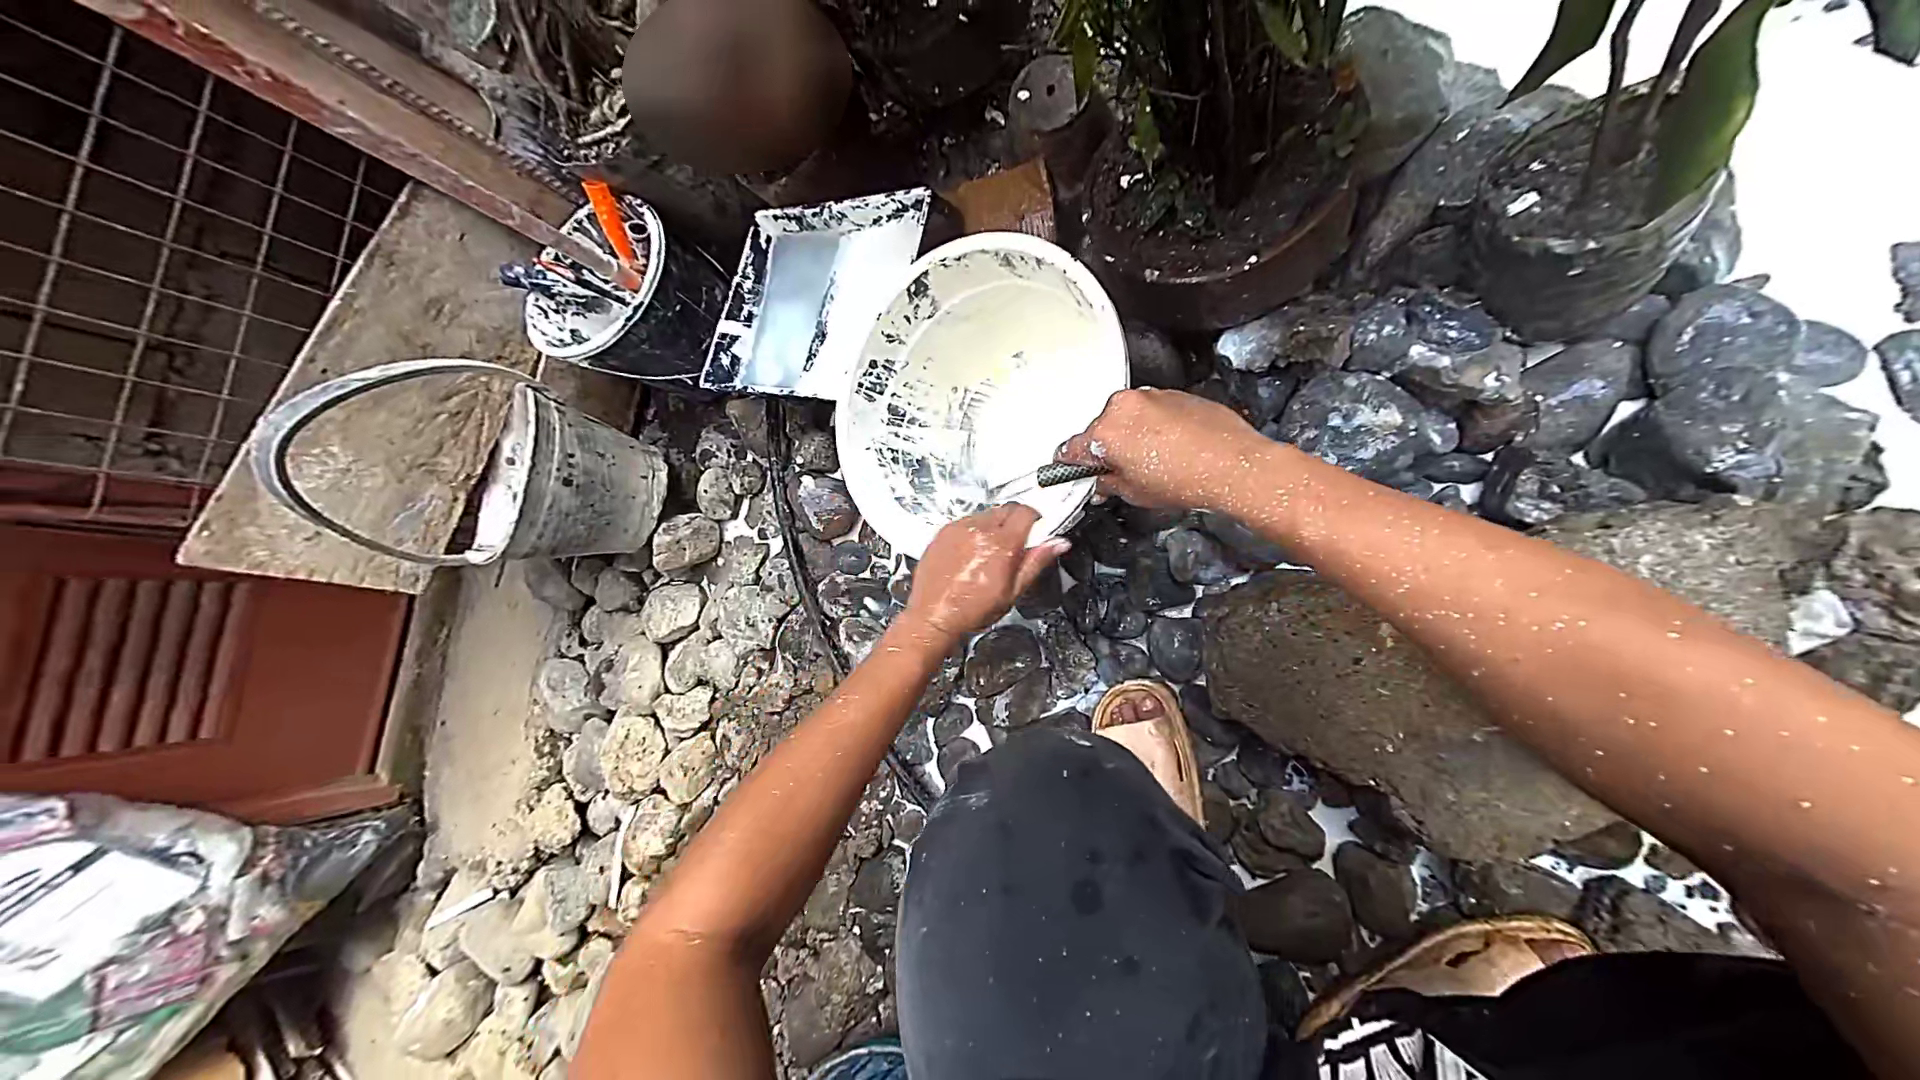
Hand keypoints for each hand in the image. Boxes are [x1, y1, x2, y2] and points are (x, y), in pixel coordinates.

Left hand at [904, 505, 1067, 639]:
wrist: (933, 616)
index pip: (1026, 511)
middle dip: (1014, 522)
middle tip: (1013, 545)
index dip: (1035, 518)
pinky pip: (965, 522)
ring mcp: (958, 529)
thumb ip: (1036, 562)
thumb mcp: (1013, 591)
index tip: (1036, 528)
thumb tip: (1058, 543)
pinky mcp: (943, 532)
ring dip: (993, 526)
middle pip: (1006, 509)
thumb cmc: (970, 611)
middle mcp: (979, 530)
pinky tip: (971, 553)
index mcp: (1001, 544)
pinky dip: (973, 531)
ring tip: (990, 552)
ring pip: (985, 514)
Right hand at [1056, 388, 1266, 509]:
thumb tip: (1103, 480)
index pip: (1073, 448)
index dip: (1071, 463)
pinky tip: (1170, 448)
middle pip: (1101, 429)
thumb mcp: (1134, 493)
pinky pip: (1152, 411)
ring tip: (1154, 461)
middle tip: (1122, 471)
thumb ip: (1108, 483)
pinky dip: (1155, 426)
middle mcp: (1124, 407)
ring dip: (1132, 436)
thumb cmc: (1189, 479)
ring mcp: (1150, 397)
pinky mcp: (1173, 394)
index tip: (1073, 467)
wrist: (1234, 466)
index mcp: (1106, 432)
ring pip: (1127, 418)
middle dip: (1107, 449)